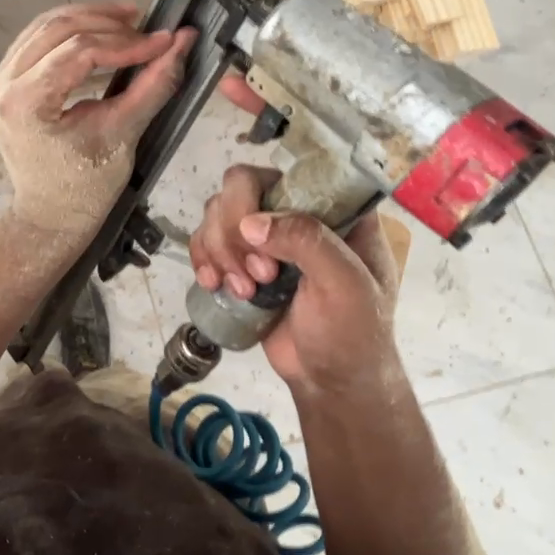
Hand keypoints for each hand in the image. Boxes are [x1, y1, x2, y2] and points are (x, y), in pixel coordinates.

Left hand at [0, 3, 194, 237]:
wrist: (51, 215)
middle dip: (106, 22)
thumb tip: (182, 42)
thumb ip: (153, 85)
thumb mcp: (123, 135)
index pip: (78, 51)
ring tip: (128, 21)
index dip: (125, 43)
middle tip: (146, 27)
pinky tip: (101, 30)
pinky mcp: (5, 80)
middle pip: (57, 29)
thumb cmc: (86, 186)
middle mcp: (2, 85)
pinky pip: (37, 39)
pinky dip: (71, 30)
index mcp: (25, 104)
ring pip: (44, 27)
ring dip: (88, 18)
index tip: (163, 42)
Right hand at [190, 166, 402, 393]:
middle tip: (257, 276)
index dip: (263, 198)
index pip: (286, 171)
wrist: (330, 384)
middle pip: (241, 187)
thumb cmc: (352, 335)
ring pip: (218, 212)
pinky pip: (206, 239)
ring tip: (241, 291)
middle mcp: (296, 212)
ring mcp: (266, 236)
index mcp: (334, 208)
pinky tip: (213, 283)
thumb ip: (308, 243)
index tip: (263, 240)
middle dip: (235, 232)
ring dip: (219, 250)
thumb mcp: (346, 286)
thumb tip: (250, 224)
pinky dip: (202, 258)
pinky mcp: (240, 260)